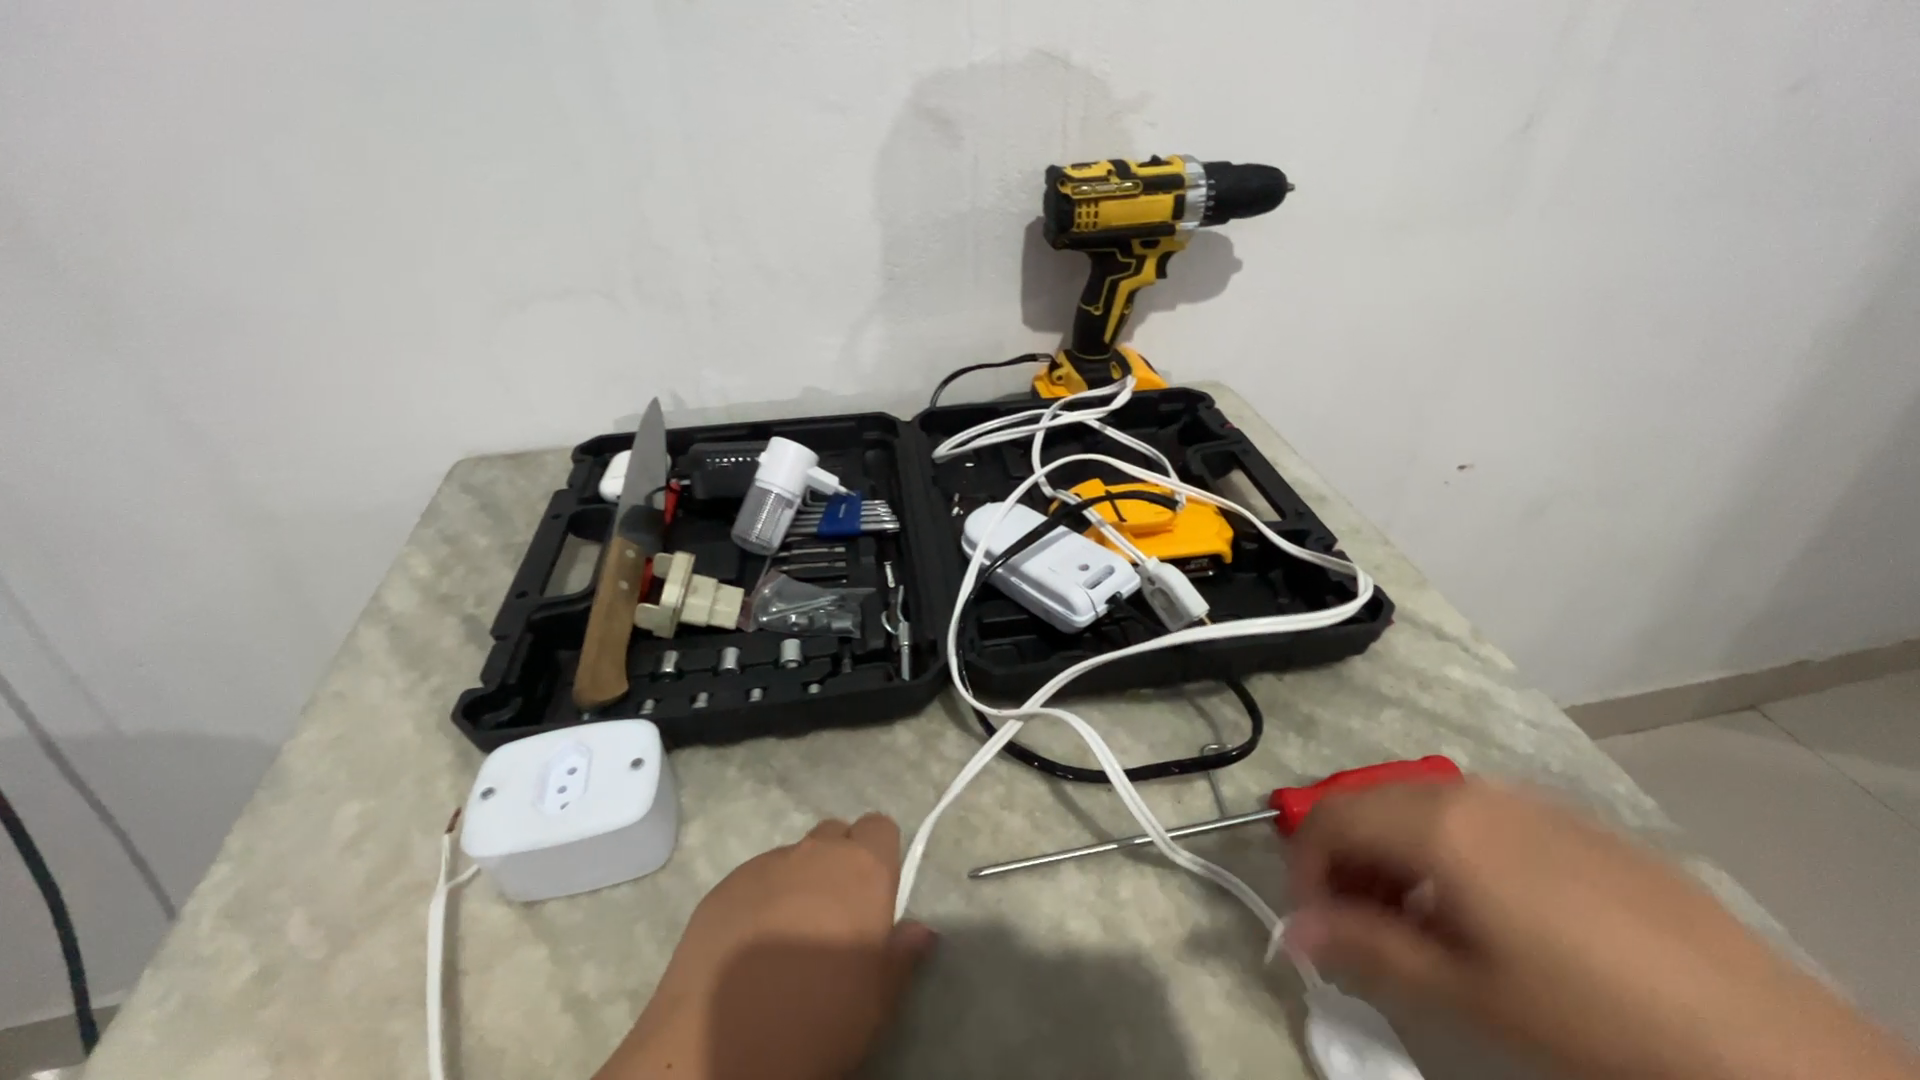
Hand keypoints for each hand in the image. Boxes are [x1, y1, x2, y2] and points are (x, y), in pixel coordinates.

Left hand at [596, 813, 934, 1079]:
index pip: (880, 827)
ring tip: (788, 939)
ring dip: (799, 883)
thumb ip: (901, 954)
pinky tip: (750, 948)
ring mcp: (761, 868)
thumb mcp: (878, 999)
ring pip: (792, 859)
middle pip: (835, 835)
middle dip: (840, 864)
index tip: (876, 896)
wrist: (718, 1046)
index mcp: (861, 870)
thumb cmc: (819, 1018)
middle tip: (837, 918)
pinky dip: (760, 901)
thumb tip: (920, 930)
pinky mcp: (719, 890)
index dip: (880, 856)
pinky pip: (753, 881)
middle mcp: (812, 854)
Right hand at [1284, 780, 1919, 1079]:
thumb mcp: (1459, 988)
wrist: (1749, 1028)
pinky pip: (1478, 813)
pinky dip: (1447, 846)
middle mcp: (1474, 790)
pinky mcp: (1570, 818)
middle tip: (1359, 923)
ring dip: (1395, 851)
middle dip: (1347, 858)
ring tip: (1419, 918)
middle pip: (1371, 801)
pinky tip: (1483, 906)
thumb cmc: (1582, 1008)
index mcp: (1437, 822)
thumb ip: (1363, 946)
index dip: (1303, 866)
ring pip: (1423, 804)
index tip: (1314, 921)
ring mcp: (1527, 798)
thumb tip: (1295, 930)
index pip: (1330, 817)